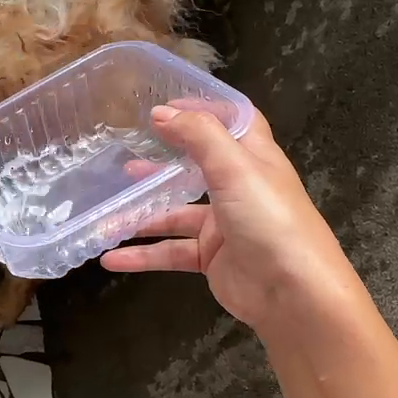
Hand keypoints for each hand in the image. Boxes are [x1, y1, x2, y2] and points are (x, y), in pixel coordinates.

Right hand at [100, 103, 360, 333]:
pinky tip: (111, 259)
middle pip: (195, 168)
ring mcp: (223, 225)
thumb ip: (198, 136)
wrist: (291, 291)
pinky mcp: (210, 258)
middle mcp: (238, 188)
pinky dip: (140, 255)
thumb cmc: (269, 220)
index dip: (202, 109)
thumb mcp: (234, 168)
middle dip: (161, 163)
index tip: (163, 107)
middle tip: (124, 159)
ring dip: (140, 215)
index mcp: (253, 159)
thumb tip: (160, 113)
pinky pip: (169, 252)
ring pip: (174, 214)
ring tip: (105, 214)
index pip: (231, 122)